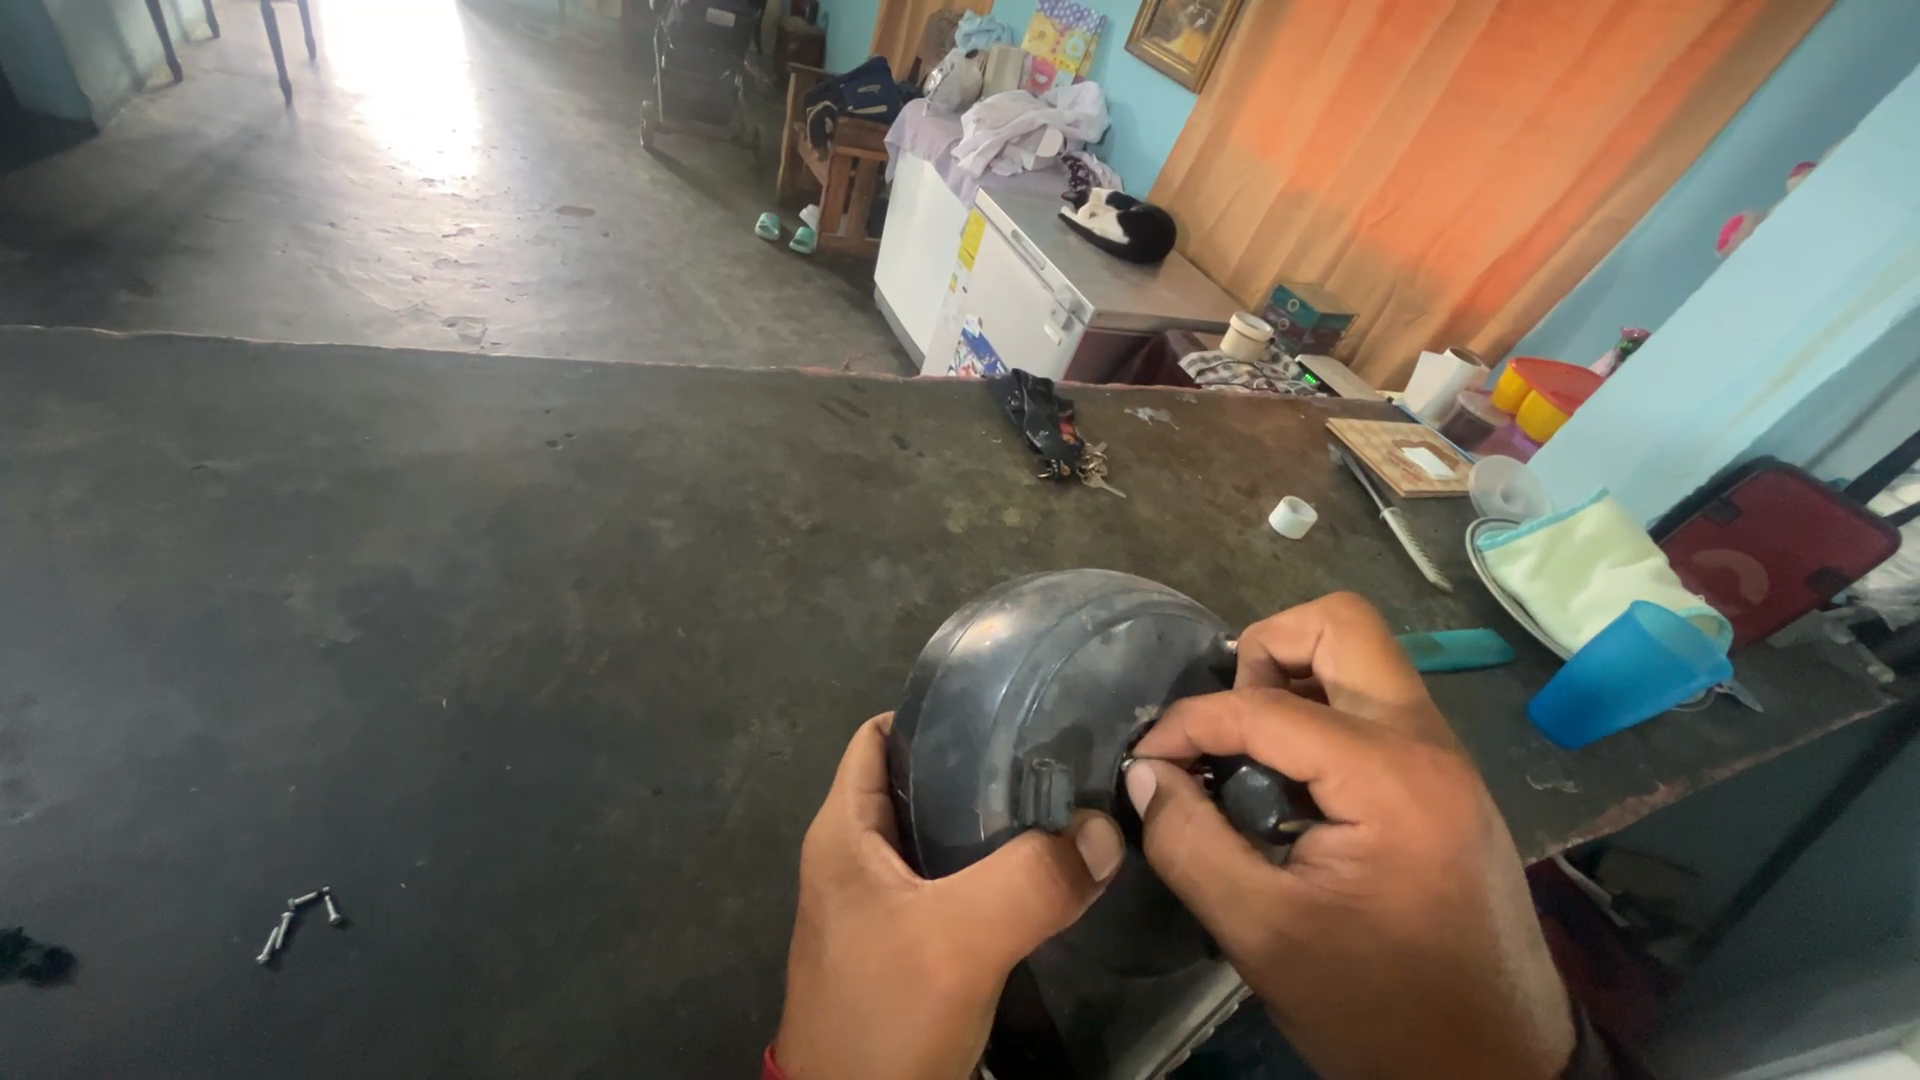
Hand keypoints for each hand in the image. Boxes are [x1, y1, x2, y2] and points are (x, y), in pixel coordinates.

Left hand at [776, 714, 1125, 1079]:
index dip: (934, 714)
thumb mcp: (956, 940)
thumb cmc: (882, 1017)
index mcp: (844, 830)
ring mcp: (883, 902)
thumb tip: (1105, 830)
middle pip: (918, 781)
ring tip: (1058, 801)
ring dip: (991, 820)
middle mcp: (858, 855)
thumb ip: (1030, 881)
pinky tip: (1041, 869)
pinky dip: (993, 868)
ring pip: (941, 835)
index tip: (1004, 705)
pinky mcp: (910, 942)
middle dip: (977, 763)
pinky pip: (955, 883)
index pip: (881, 736)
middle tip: (1050, 752)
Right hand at [1127, 593, 1574, 1079]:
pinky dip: (1315, 709)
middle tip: (1226, 723)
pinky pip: (1371, 699)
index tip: (1149, 762)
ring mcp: (1443, 756)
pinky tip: (1286, 774)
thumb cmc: (1379, 1010)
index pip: (1263, 706)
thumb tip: (1146, 773)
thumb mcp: (1262, 935)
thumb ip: (1187, 842)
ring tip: (1251, 747)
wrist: (1495, 1073)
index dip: (1188, 723)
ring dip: (1290, 678)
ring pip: (1359, 655)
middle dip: (1263, 652)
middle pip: (1340, 624)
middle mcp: (1427, 744)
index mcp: (1390, 779)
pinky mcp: (1441, 778)